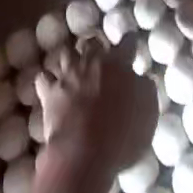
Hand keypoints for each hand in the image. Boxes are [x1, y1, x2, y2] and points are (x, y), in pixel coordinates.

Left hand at [35, 38, 156, 181]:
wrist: (83, 153)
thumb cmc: (122, 134)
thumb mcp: (148, 113)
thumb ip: (145, 89)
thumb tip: (142, 77)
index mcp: (118, 64)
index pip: (127, 44)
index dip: (130, 41)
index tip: (131, 39)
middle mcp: (91, 62)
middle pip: (92, 44)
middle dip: (97, 47)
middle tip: (101, 57)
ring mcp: (68, 75)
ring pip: (66, 53)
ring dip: (71, 59)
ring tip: (74, 66)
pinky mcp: (49, 92)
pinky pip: (44, 78)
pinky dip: (48, 79)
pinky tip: (50, 84)